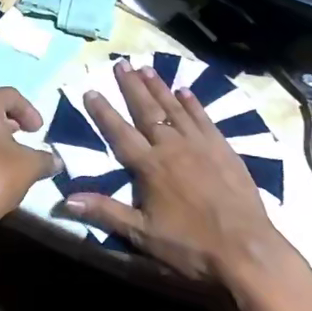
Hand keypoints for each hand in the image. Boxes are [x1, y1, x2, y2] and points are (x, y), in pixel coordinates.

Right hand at [64, 60, 292, 287]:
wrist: (245, 247)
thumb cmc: (190, 245)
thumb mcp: (143, 235)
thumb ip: (106, 212)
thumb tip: (67, 199)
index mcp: (150, 167)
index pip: (120, 133)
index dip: (104, 112)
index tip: (91, 90)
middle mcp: (173, 147)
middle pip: (148, 111)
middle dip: (132, 87)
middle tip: (121, 63)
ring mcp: (201, 144)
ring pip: (175, 108)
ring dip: (160, 88)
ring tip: (146, 68)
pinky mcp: (223, 147)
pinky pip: (204, 117)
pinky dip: (193, 103)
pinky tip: (185, 91)